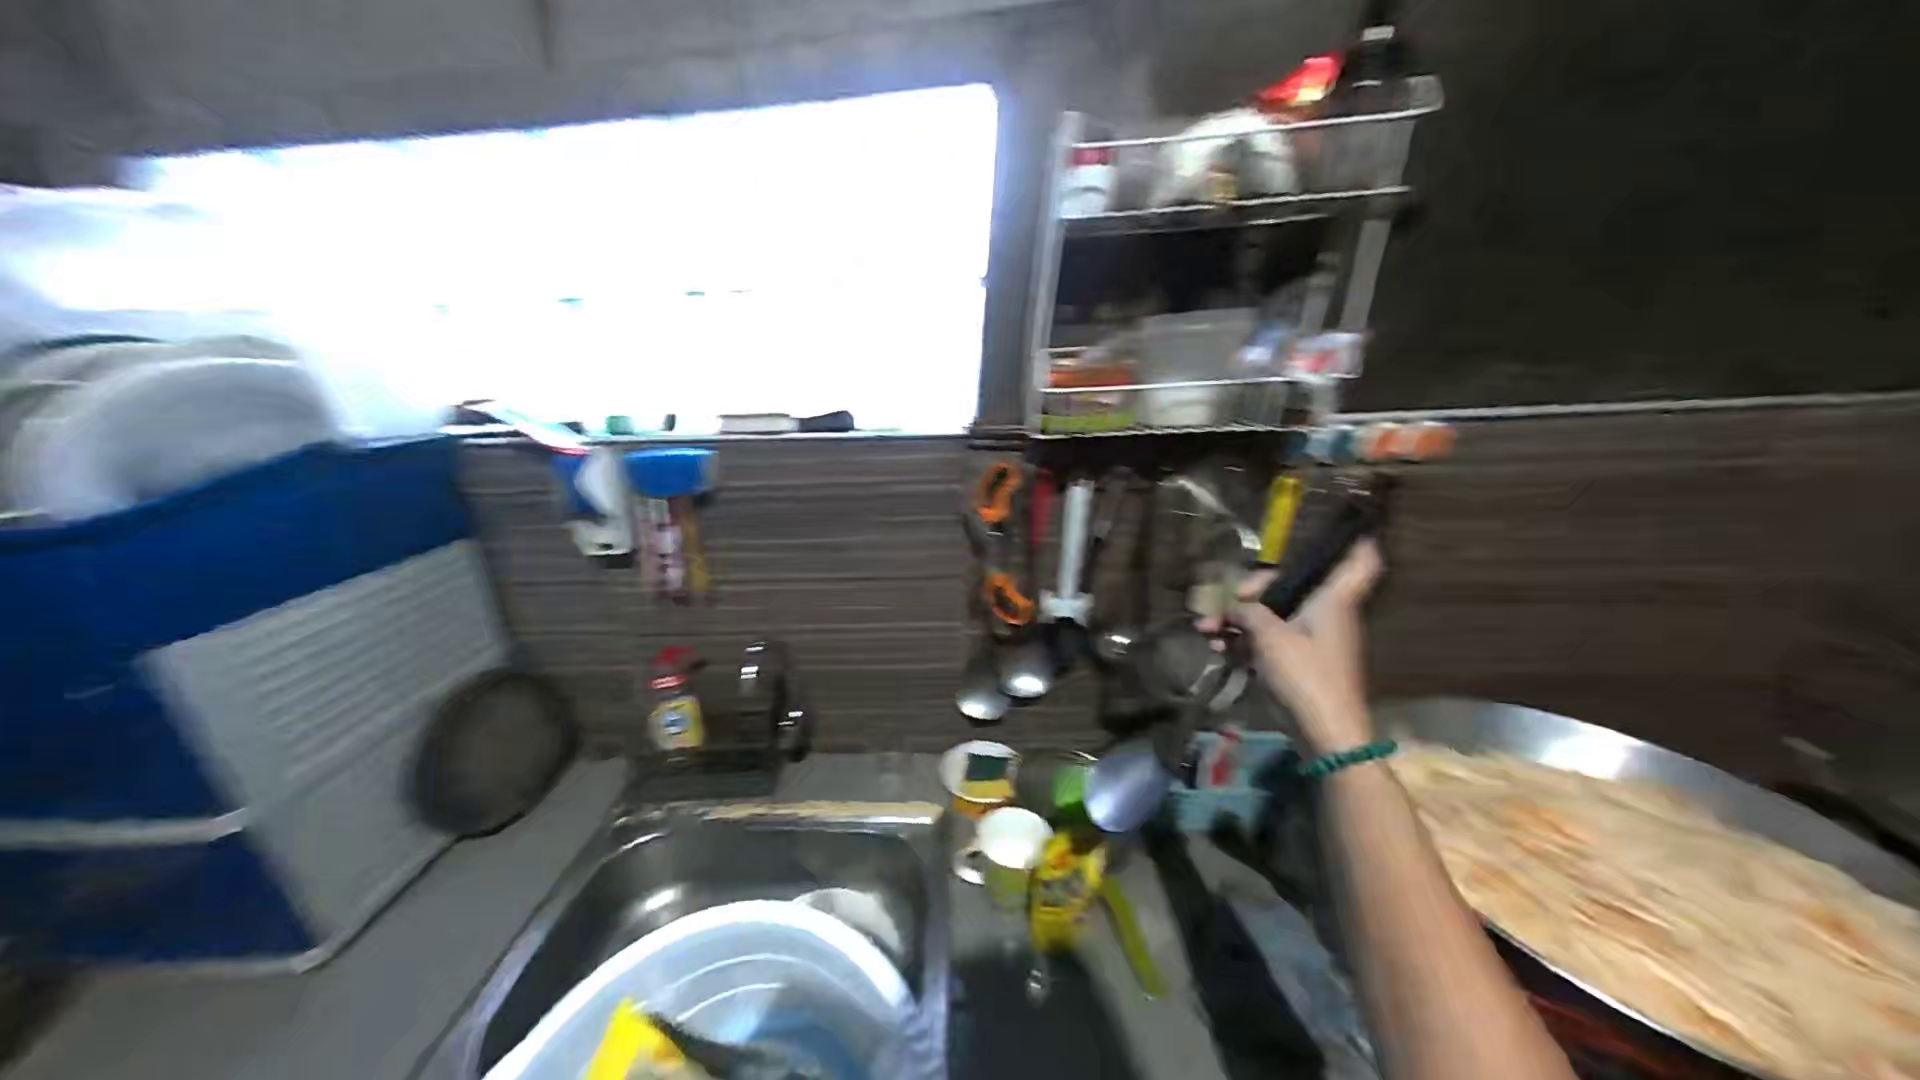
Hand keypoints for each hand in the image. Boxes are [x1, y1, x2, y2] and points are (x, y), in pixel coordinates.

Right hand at [1221, 539, 1384, 755]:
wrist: (1325, 731)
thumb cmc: (1305, 674)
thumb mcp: (1269, 636)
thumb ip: (1248, 613)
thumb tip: (1234, 606)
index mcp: (1331, 600)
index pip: (1360, 562)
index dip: (1356, 541)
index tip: (1348, 526)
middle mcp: (1325, 613)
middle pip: (1291, 587)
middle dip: (1250, 592)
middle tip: (1224, 602)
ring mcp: (1311, 639)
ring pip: (1273, 615)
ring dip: (1238, 620)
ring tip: (1205, 630)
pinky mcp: (1299, 662)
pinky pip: (1269, 639)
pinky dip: (1245, 640)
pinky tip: (1217, 647)